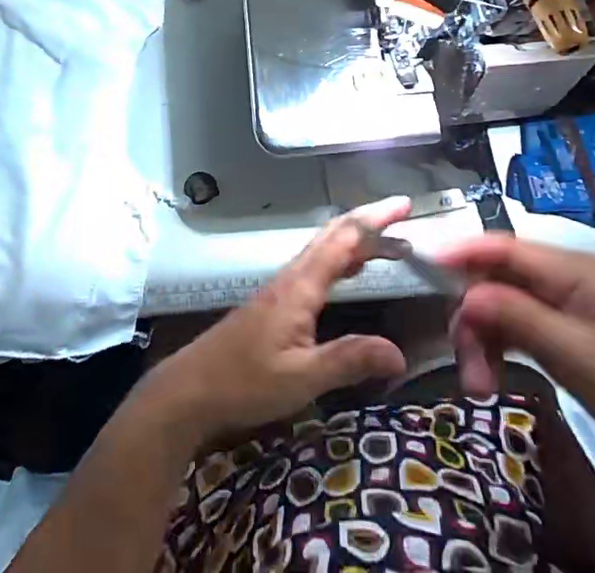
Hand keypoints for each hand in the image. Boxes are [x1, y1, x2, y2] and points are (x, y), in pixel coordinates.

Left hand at [139, 198, 411, 441]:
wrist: (190, 389)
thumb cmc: (244, 382)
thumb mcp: (301, 378)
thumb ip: (348, 361)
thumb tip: (399, 354)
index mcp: (299, 288)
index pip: (343, 241)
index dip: (374, 220)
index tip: (404, 205)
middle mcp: (290, 279)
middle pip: (332, 237)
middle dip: (368, 222)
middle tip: (402, 215)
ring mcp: (280, 290)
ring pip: (322, 251)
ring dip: (355, 240)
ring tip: (389, 243)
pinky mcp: (274, 304)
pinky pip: (314, 268)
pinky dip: (339, 260)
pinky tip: (348, 273)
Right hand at [438, 234, 594, 445]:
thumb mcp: (578, 353)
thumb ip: (521, 318)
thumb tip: (466, 294)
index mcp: (568, 271)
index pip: (504, 247)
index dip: (463, 251)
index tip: (425, 265)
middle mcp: (555, 280)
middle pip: (491, 282)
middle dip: (471, 319)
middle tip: (465, 364)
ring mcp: (551, 305)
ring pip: (492, 308)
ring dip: (478, 343)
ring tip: (479, 387)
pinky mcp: (548, 330)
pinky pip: (505, 329)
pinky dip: (492, 351)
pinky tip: (489, 380)